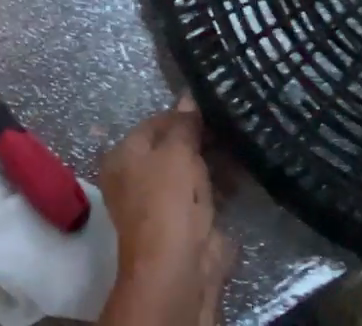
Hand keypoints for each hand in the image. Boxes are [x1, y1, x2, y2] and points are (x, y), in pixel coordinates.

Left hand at [98, 96, 231, 325]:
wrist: (177, 265)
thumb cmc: (167, 198)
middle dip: (200, 138)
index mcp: (123, 157)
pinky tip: (239, 170)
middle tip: (228, 124)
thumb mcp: (177, 150)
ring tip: (238, 144)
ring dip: (212, 160)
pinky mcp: (182, 221)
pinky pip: (201, 192)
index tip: (211, 108)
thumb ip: (185, 123)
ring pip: (189, 169)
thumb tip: (188, 96)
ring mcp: (159, 201)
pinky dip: (218, 183)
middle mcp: (135, 177)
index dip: (182, 114)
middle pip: (172, 146)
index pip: (154, 123)